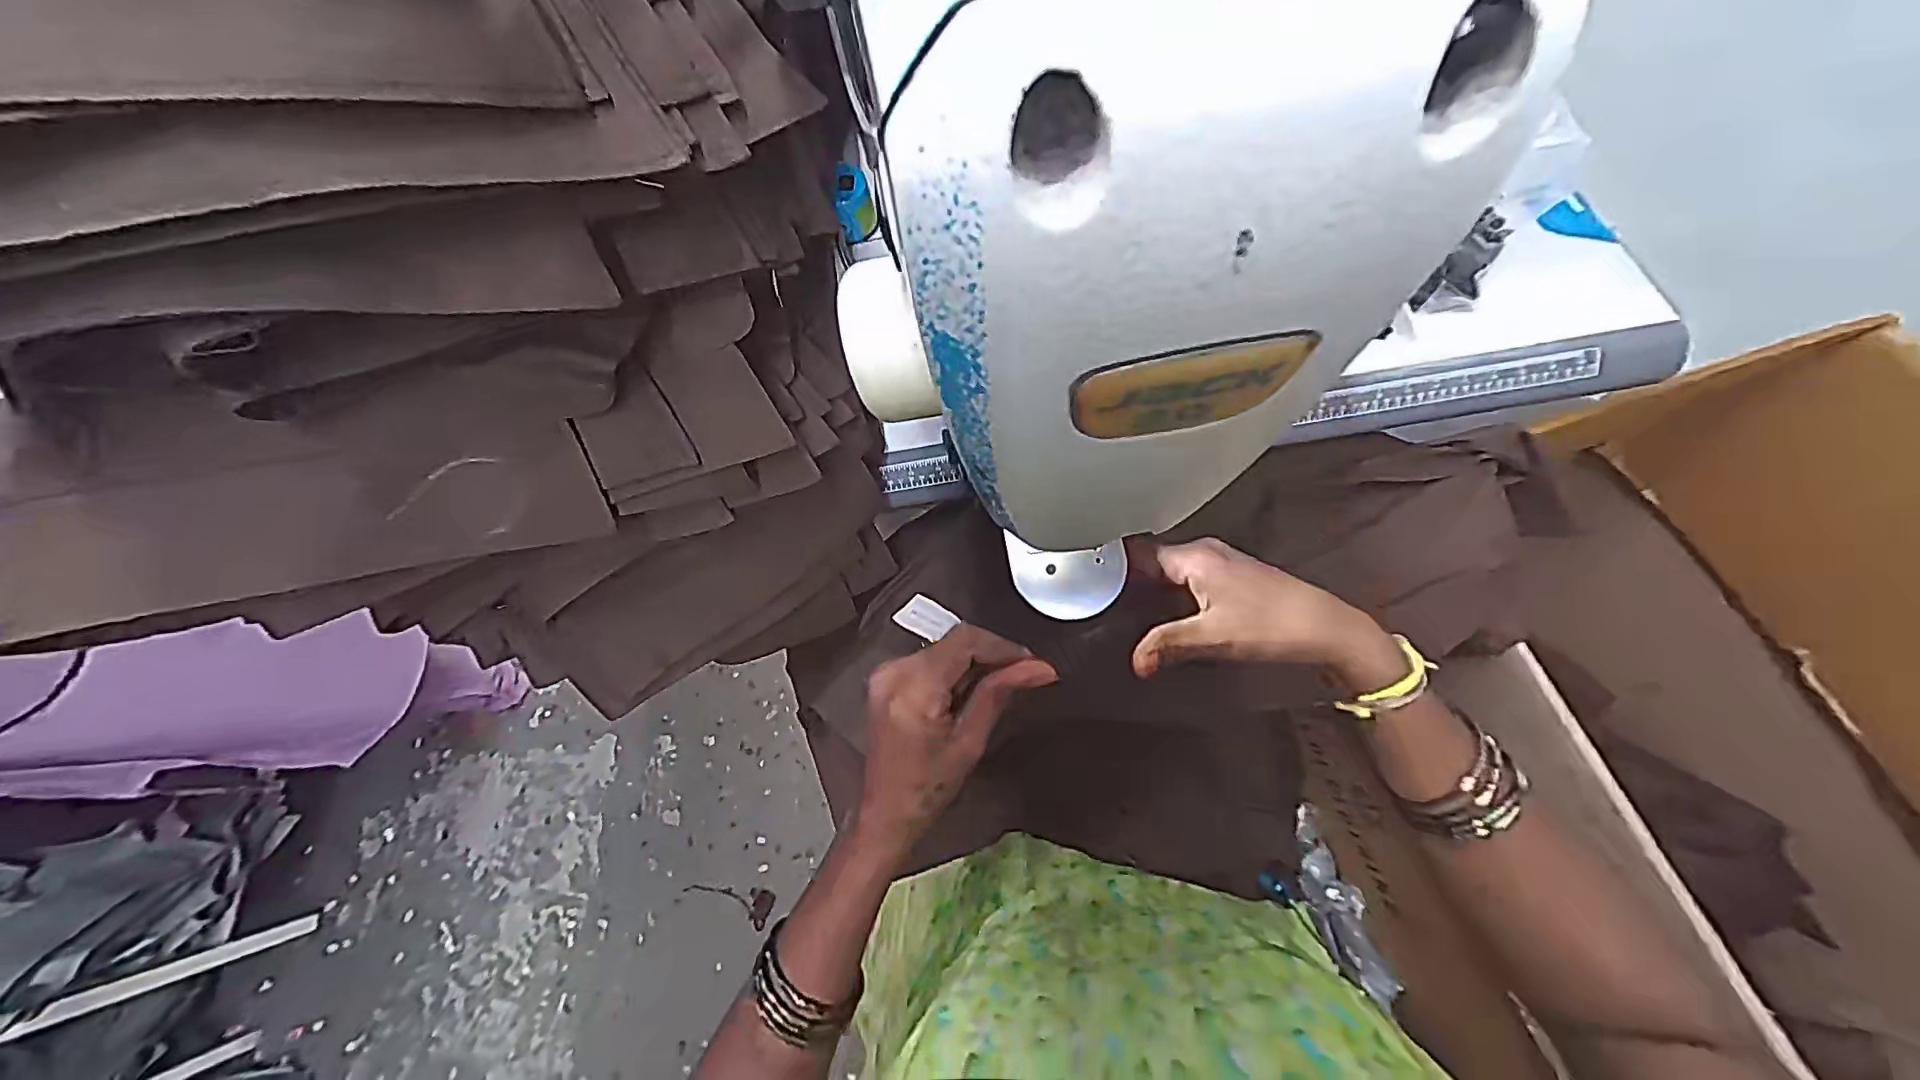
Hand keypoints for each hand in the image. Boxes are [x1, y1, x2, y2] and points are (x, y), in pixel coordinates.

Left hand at [856, 624, 1056, 855]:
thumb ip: (998, 694)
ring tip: (1000, 683)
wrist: (886, 811)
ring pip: (943, 647)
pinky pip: (929, 659)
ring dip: (974, 660)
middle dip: (991, 653)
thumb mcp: (970, 741)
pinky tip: (971, 689)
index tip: (1030, 662)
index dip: (1001, 645)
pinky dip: (955, 667)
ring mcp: (886, 672)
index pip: (963, 640)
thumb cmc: (929, 787)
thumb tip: (1040, 667)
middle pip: (953, 641)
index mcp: (913, 686)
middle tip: (1022, 673)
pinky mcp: (885, 678)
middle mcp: (894, 670)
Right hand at [1130, 538, 1402, 686]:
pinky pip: (1188, 577)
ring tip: (1129, 611)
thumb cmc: (1271, 625)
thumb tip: (1136, 662)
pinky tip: (1166, 615)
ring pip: (1172, 569)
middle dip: (1130, 581)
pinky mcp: (1232, 575)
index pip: (1139, 552)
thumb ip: (1166, 644)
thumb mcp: (1212, 637)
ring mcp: (1221, 561)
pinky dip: (1172, 593)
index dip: (1114, 567)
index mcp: (1195, 556)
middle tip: (1105, 604)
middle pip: (1153, 560)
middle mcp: (1206, 550)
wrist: (1328, 628)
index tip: (1092, 584)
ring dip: (1153, 588)